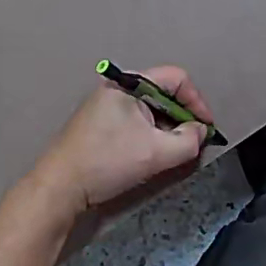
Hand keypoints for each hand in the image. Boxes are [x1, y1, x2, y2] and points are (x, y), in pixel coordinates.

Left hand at [33, 65, 214, 216]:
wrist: (60, 187)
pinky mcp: (100, 123)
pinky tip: (150, 155)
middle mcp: (117, 87)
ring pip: (150, 109)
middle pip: (163, 92)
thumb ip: (188, 140)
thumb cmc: (107, 162)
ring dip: (166, 128)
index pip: (176, 78)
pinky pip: (136, 120)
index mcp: (129, 83)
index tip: (206, 128)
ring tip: (173, 152)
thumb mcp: (156, 153)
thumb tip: (200, 132)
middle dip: (182, 117)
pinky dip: (150, 134)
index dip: (196, 101)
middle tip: (192, 141)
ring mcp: (106, 104)